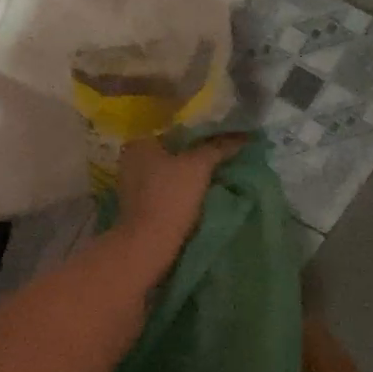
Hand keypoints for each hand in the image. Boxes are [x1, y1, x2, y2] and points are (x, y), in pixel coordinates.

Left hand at [114, 134, 243, 250]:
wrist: (148, 242)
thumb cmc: (170, 196)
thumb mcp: (198, 166)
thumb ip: (217, 147)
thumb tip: (242, 136)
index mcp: (139, 142)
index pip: (175, 129)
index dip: (201, 133)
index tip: (223, 139)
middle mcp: (130, 158)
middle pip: (171, 150)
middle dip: (195, 153)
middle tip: (224, 155)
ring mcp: (131, 181)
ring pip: (167, 169)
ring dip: (188, 172)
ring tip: (217, 172)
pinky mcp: (137, 202)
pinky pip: (164, 187)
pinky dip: (179, 187)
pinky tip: (198, 191)